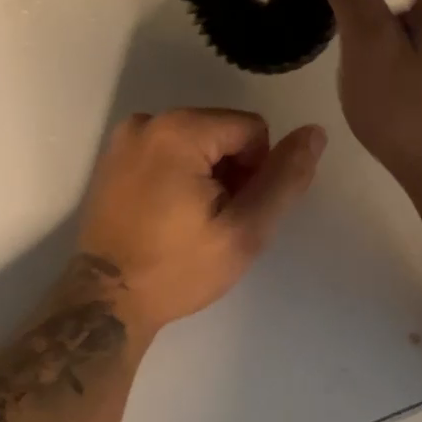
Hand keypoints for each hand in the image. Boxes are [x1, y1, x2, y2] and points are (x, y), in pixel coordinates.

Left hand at [76, 108, 324, 332]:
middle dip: (230, 172)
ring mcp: (122, 140)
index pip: (252, 130)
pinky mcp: (111, 161)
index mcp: (179, 130)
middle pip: (220, 131)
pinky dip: (176, 178)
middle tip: (214, 223)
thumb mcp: (244, 230)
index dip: (257, 172)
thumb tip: (314, 132)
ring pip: (194, 144)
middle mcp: (146, 122)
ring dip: (205, 177)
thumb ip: (283, 179)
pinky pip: (164, 154)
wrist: (107, 299)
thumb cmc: (177, 269)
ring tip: (190, 224)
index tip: (236, 213)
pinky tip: (168, 218)